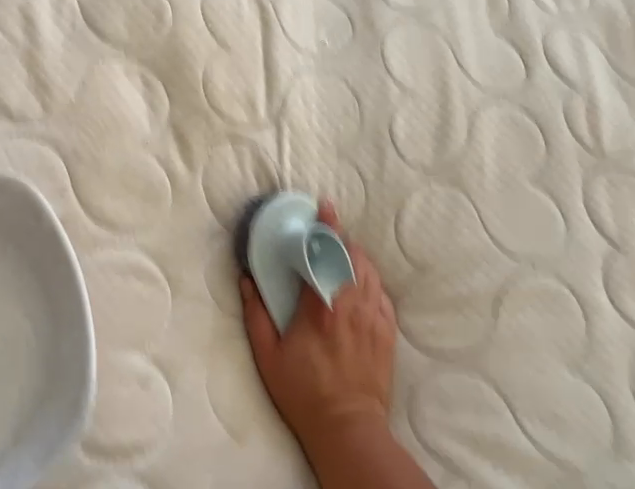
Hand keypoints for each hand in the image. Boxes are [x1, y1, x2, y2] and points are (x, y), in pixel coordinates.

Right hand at [240, 201, 398, 448]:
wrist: (348, 427)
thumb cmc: (303, 393)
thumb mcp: (268, 356)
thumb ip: (256, 314)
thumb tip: (246, 281)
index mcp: (321, 305)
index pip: (325, 253)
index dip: (326, 226)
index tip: (325, 206)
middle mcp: (351, 303)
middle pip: (352, 255)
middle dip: (341, 238)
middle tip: (329, 230)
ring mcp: (374, 316)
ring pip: (369, 271)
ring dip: (356, 257)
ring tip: (342, 255)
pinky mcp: (387, 331)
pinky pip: (381, 293)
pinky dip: (370, 281)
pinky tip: (359, 285)